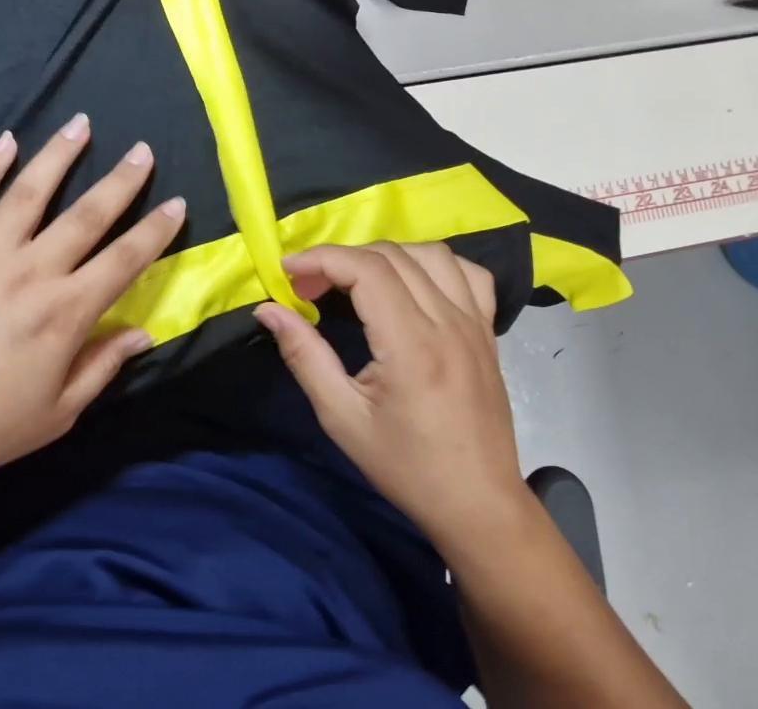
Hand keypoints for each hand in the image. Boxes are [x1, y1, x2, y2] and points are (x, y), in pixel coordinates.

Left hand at [0, 114, 184, 497]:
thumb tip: (145, 333)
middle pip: (86, 215)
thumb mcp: (60, 412)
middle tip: (142, 151)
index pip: (124, 261)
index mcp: (65, 313)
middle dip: (120, 181)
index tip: (177, 203)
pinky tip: (5, 141)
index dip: (155, 231)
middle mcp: (30, 272)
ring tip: (80, 125)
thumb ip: (103, 366)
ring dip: (58, 156)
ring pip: (28, 192)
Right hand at [254, 242, 527, 544]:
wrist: (477, 502)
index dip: (321, 258)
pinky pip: (468, 274)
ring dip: (384, 256)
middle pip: (392, 255)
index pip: (366, 269)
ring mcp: (475, 324)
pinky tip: (411, 285)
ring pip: (431, 254)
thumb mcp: (341, 417)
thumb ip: (304, 355)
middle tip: (309, 289)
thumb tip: (269, 310)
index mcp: (412, 344)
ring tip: (355, 283)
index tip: (288, 272)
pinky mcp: (488, 332)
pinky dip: (433, 265)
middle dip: (341, 259)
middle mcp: (448, 322)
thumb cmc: (405, 466)